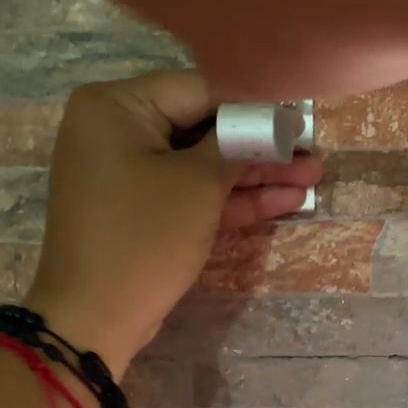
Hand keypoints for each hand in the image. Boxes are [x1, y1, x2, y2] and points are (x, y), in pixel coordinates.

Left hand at [23, 71, 322, 373]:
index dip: (256, 107)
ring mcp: (128, 174)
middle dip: (260, 147)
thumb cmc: (144, 237)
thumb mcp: (198, 184)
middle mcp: (116, 130)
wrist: (94, 317)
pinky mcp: (142, 211)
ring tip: (312, 179)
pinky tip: (284, 200)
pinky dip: (230, 199)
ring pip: (202, 166)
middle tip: (314, 154)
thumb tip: (274, 121)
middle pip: (203, 129)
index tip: (302, 119)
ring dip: (255, 176)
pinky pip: (189, 194)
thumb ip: (236, 146)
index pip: (201, 90)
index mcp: (116, 106)